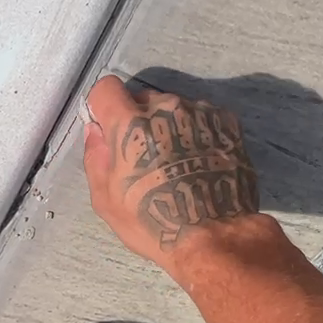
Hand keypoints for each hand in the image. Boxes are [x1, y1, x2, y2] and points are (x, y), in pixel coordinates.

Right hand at [83, 74, 260, 260]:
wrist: (213, 234)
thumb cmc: (150, 222)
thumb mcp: (106, 200)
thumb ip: (96, 158)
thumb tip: (96, 131)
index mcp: (129, 123)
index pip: (106, 89)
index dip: (102, 107)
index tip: (107, 130)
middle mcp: (165, 106)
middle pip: (142, 98)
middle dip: (137, 121)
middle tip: (141, 159)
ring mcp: (200, 110)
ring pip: (173, 109)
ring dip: (168, 128)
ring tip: (175, 165)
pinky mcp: (227, 120)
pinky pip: (200, 118)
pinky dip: (194, 134)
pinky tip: (197, 164)